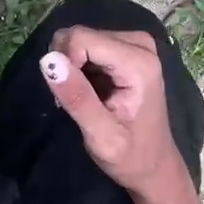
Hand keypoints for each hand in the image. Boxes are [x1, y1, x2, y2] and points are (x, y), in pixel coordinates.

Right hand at [38, 26, 189, 198]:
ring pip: (80, 38)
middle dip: (67, 64)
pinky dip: (79, 65)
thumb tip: (48, 60)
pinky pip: (87, 44)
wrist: (155, 168)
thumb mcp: (101, 137)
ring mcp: (134, 43)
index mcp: (138, 62)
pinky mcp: (127, 47)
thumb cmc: (131, 157)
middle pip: (80, 35)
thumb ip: (77, 97)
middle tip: (73, 99)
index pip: (80, 38)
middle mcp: (139, 43)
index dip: (64, 63)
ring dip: (71, 66)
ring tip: (82, 97)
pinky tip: (88, 90)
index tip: (68, 97)